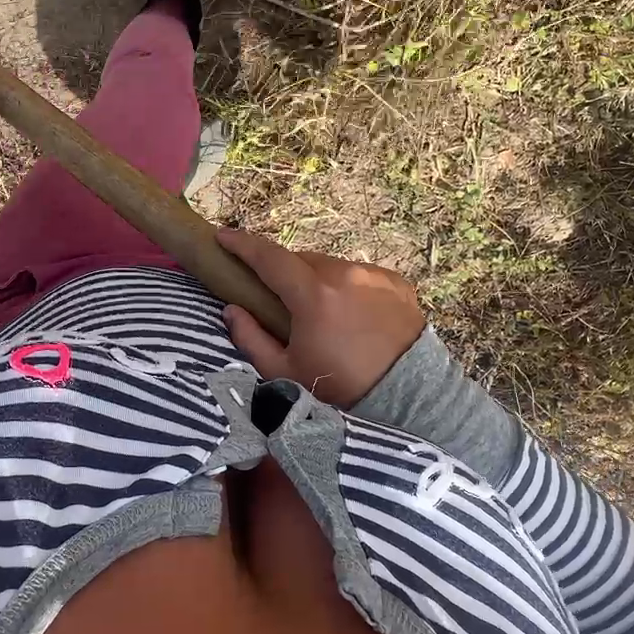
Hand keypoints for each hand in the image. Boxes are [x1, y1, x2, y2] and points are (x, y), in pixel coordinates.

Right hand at [216, 228, 423, 406]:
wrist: (410, 398)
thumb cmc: (341, 388)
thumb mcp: (285, 372)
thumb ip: (251, 338)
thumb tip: (232, 309)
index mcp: (313, 295)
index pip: (268, 257)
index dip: (241, 244)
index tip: (222, 235)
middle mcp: (343, 274)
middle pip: (300, 261)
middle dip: (283, 272)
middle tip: (278, 298)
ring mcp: (373, 276)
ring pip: (331, 266)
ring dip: (317, 280)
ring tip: (320, 313)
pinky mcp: (396, 282)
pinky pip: (360, 275)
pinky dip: (347, 287)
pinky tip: (351, 315)